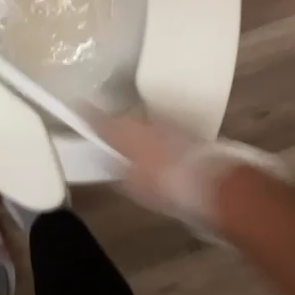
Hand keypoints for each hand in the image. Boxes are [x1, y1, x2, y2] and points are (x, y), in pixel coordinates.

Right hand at [96, 113, 286, 238]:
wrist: (218, 184)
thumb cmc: (167, 186)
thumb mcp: (133, 185)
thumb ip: (117, 171)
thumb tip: (107, 162)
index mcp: (125, 132)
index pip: (98, 119)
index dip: (86, 114)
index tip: (76, 108)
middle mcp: (145, 122)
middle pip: (124, 121)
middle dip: (115, 126)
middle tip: (106, 135)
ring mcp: (169, 124)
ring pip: (145, 126)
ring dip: (138, 133)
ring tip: (133, 149)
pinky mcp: (188, 133)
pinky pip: (163, 133)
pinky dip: (157, 139)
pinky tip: (159, 156)